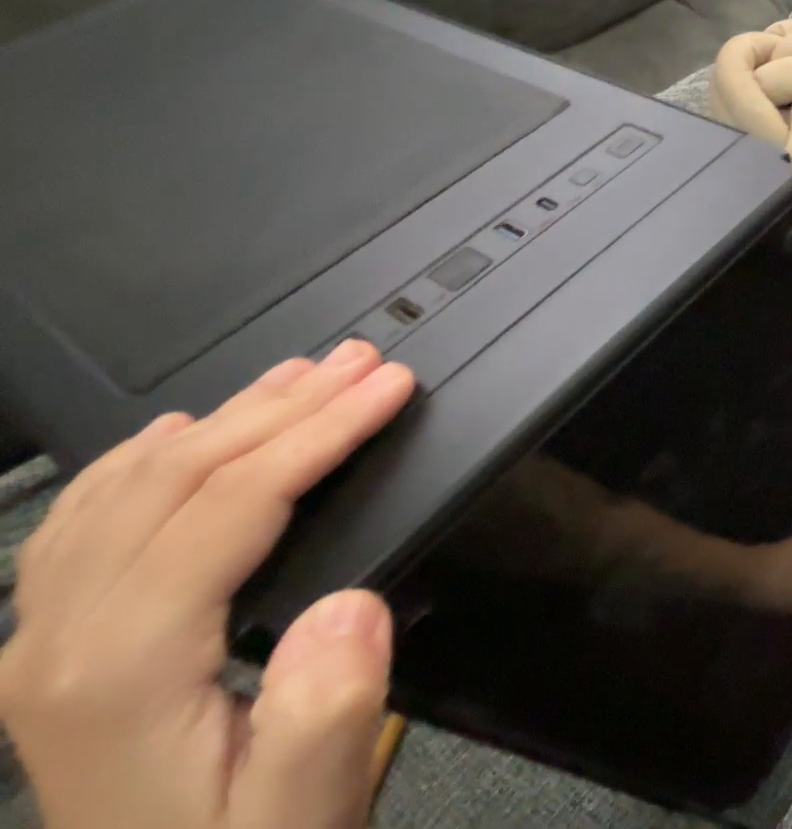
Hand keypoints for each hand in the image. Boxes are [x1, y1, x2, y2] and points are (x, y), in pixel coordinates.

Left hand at [0, 340, 414, 828]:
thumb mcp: (301, 807)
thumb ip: (324, 715)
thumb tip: (352, 601)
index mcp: (123, 673)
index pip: (229, 506)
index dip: (319, 432)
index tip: (391, 388)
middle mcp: (60, 645)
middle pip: (174, 479)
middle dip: (284, 405)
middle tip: (364, 361)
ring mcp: (45, 645)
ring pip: (126, 487)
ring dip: (226, 417)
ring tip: (303, 373)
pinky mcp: (60, 650)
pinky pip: (87, 521)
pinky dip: (144, 459)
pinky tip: (180, 435)